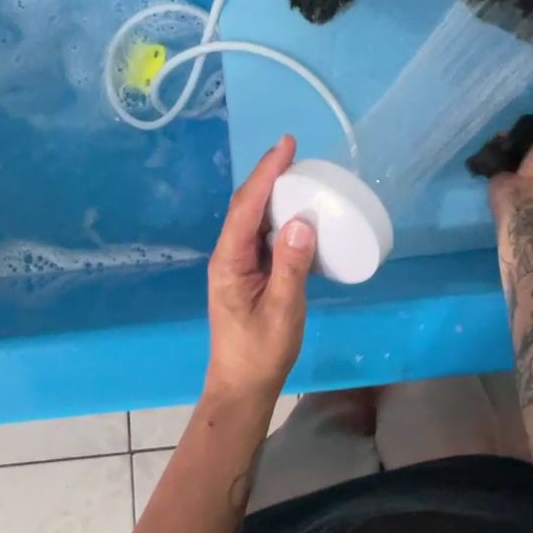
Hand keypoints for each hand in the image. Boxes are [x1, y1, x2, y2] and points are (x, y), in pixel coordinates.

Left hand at [205, 136, 315, 401]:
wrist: (243, 387)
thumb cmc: (260, 353)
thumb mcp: (283, 311)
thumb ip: (292, 267)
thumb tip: (303, 222)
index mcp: (230, 261)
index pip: (247, 206)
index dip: (266, 173)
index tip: (286, 145)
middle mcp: (229, 256)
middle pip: (246, 205)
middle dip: (267, 174)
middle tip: (295, 151)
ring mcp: (237, 264)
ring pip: (252, 217)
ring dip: (272, 192)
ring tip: (298, 173)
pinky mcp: (249, 274)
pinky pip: (262, 234)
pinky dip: (278, 216)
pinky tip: (297, 213)